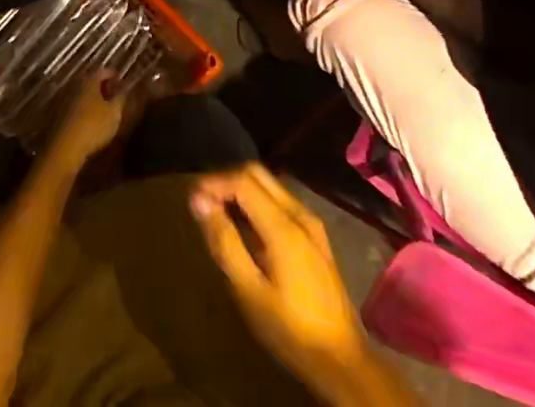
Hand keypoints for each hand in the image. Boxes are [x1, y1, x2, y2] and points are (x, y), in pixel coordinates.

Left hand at [45, 70, 125, 169]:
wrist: (67, 145)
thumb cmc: (94, 125)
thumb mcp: (114, 113)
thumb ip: (120, 98)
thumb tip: (124, 88)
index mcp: (88, 82)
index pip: (101, 71)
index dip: (112, 74)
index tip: (121, 79)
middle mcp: (75, 86)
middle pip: (91, 81)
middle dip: (103, 85)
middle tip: (115, 92)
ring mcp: (66, 99)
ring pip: (84, 93)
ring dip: (95, 96)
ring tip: (107, 105)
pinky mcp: (62, 112)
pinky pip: (78, 104)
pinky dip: (87, 106)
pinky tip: (93, 116)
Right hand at [191, 164, 366, 368]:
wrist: (341, 360)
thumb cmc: (289, 327)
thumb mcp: (248, 288)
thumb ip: (223, 240)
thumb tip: (198, 200)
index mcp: (284, 228)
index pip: (242, 181)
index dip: (213, 183)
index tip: (193, 201)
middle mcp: (300, 216)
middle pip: (257, 174)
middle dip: (225, 181)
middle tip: (204, 204)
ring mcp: (311, 224)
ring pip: (269, 185)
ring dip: (240, 189)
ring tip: (218, 215)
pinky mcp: (315, 235)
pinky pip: (278, 201)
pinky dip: (255, 202)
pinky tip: (243, 228)